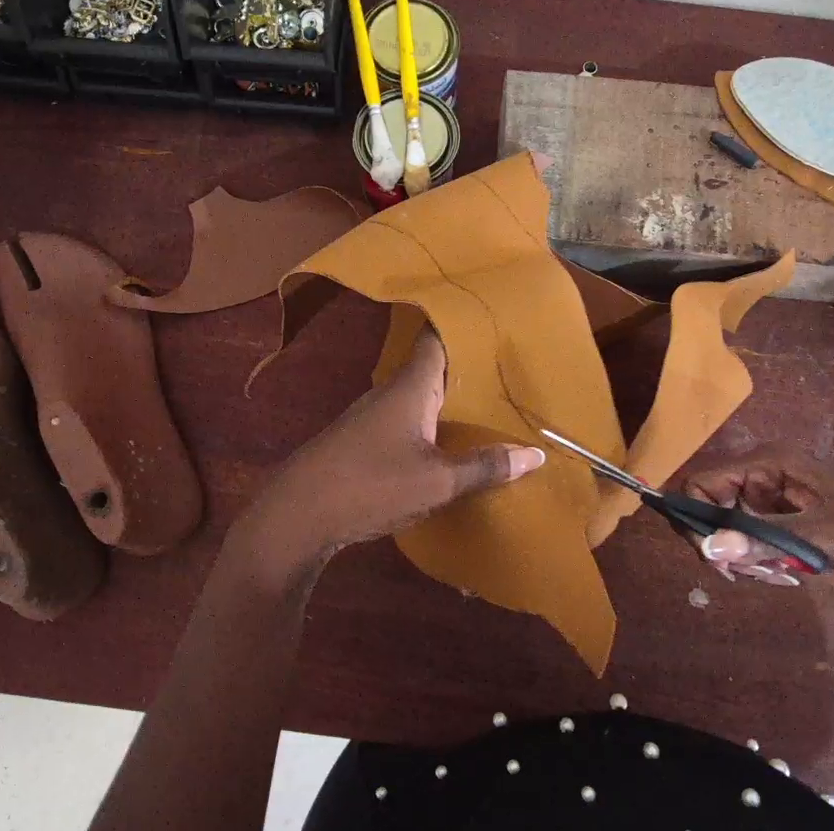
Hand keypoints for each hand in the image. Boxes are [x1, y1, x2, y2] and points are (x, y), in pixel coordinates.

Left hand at [235, 331, 545, 573]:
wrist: (297, 515)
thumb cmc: (371, 485)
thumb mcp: (437, 481)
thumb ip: (485, 466)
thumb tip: (535, 454)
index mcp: (411, 386)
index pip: (438, 338)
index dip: (465, 324)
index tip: (497, 318)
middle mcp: (392, 392)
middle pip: (435, 368)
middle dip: (470, 367)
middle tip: (513, 367)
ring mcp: (374, 417)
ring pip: (422, 396)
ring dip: (452, 399)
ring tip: (493, 404)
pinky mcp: (365, 441)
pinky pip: (409, 421)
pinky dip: (435, 423)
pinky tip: (453, 441)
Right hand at [680, 447, 833, 604]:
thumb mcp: (824, 538)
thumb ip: (767, 541)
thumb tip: (710, 546)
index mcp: (769, 462)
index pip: (702, 482)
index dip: (696, 518)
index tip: (714, 558)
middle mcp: (762, 473)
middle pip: (709, 505)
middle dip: (721, 544)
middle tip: (747, 575)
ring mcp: (769, 496)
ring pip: (725, 527)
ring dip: (740, 557)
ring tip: (775, 578)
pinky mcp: (778, 518)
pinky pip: (746, 538)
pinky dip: (755, 561)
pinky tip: (783, 576)